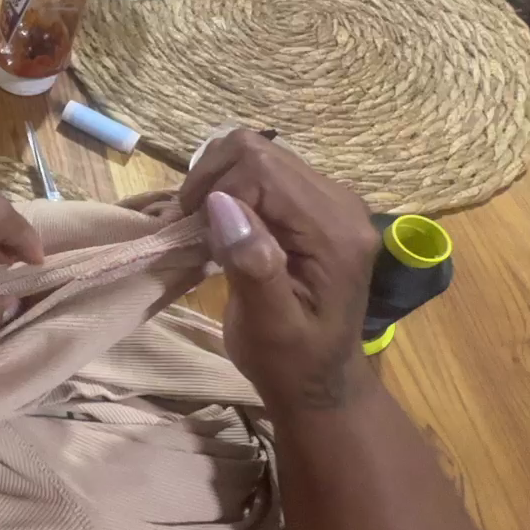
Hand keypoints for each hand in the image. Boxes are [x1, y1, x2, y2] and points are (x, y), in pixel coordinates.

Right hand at [178, 131, 378, 411]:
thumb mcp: (269, 325)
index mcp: (334, 231)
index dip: (214, 191)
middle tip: (192, 226)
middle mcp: (339, 204)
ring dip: (216, 183)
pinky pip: (260, 171)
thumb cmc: (290, 360)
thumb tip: (221, 204)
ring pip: (256, 153)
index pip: (260, 169)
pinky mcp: (311, 205)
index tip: (190, 231)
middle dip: (210, 181)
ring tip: (204, 225)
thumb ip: (253, 264)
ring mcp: (327, 200)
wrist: (318, 380)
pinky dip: (227, 189)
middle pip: (257, 150)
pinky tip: (221, 226)